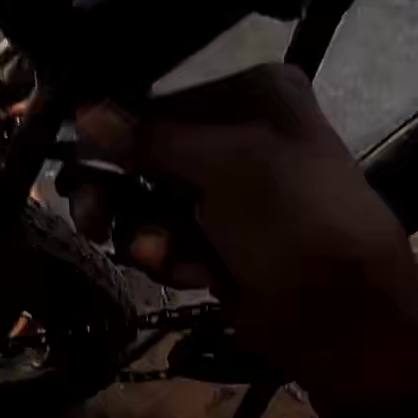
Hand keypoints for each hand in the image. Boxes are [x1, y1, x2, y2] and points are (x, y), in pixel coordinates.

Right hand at [76, 65, 417, 414]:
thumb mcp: (230, 168)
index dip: (115, 136)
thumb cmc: (295, 223)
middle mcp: (235, 142)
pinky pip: (167, 244)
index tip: (76, 163)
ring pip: (148, 208)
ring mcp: (224, 199)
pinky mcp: (216, 246)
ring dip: (146, 236)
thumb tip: (84, 112)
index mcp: (251, 100)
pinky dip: (171, 260)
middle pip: (146, 160)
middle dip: (119, 196)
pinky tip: (193, 275)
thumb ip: (153, 141)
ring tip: (163, 258)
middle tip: (93, 223)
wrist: (341, 317)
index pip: (159, 105)